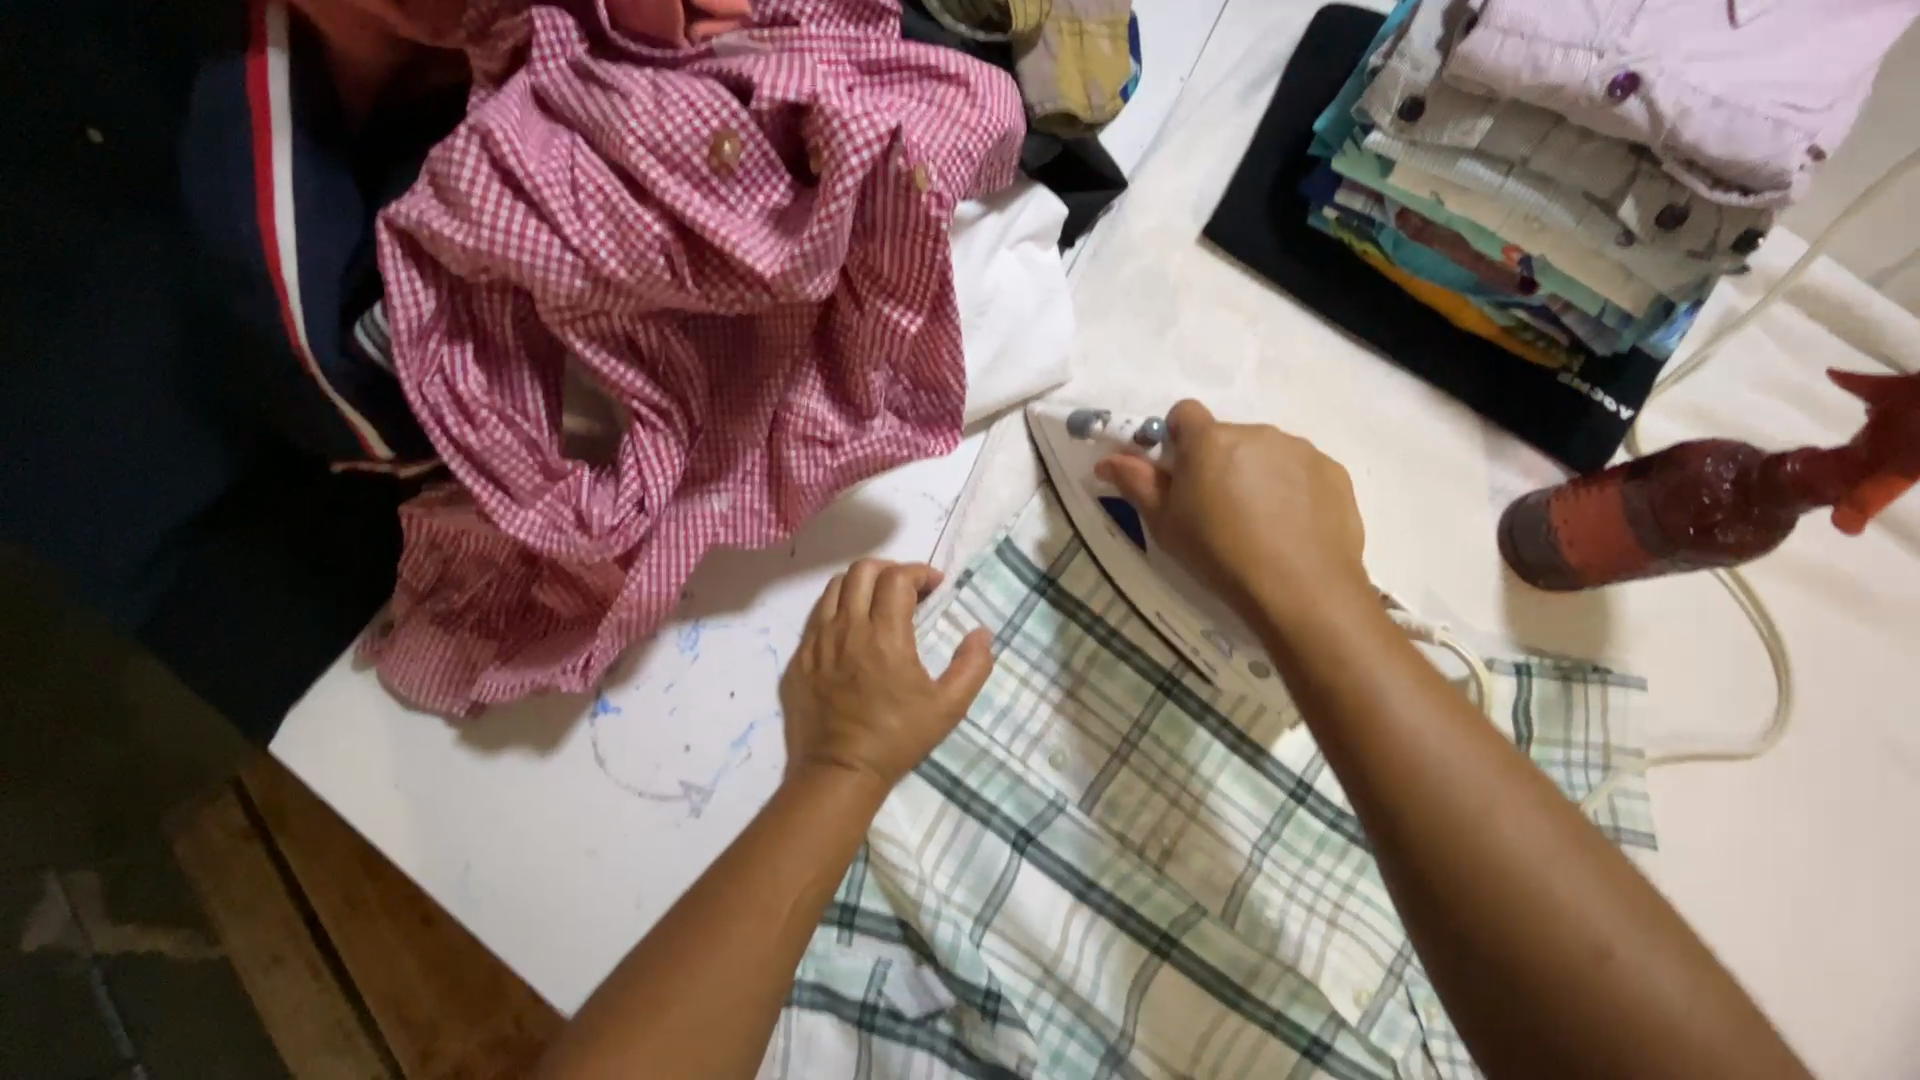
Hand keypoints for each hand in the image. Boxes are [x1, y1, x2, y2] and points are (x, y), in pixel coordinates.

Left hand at [779, 560, 994, 798]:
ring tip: (878, 603)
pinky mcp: (799, 658)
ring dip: (861, 584)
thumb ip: (972, 666)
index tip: (934, 585)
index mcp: (884, 635)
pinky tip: (851, 631)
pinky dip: (837, 609)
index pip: (897, 577)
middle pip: (862, 570)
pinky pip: (816, 616)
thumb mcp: (948, 708)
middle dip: (890, 569)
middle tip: (908, 589)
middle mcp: (847, 628)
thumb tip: (982, 634)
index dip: (919, 572)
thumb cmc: (897, 738)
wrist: (839, 772)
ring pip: (834, 587)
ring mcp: (817, 642)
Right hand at [1095, 400, 1371, 626]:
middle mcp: (1257, 432)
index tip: (1178, 474)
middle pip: (1227, 437)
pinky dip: (1293, 490)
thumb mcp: (1165, 525)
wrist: (1302, 588)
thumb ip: (1136, 483)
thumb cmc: (1219, 554)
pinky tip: (1291, 529)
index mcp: (1210, 441)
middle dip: (1218, 463)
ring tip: (1259, 524)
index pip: (1184, 413)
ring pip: (1266, 453)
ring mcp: (1300, 450)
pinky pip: (1302, 471)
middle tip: (1217, 511)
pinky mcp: (1333, 471)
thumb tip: (1108, 459)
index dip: (1177, 439)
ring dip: (1257, 475)